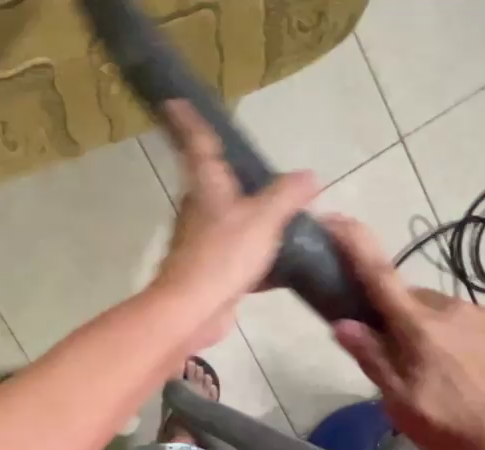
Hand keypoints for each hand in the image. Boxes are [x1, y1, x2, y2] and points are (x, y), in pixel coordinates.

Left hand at [151, 101, 318, 351]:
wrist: (193, 312)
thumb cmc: (222, 256)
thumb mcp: (264, 218)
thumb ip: (287, 195)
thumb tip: (309, 177)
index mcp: (208, 187)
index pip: (198, 144)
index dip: (188, 121)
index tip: (175, 102)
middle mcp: (200, 211)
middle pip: (218, 186)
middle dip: (236, 179)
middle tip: (262, 171)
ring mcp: (203, 244)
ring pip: (233, 224)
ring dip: (255, 222)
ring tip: (288, 218)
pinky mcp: (212, 275)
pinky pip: (241, 259)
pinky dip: (262, 259)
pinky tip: (287, 265)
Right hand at [322, 214, 484, 449]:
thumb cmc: (450, 428)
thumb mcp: (399, 401)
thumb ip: (372, 358)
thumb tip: (342, 323)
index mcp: (419, 325)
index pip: (379, 274)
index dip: (354, 245)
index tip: (335, 219)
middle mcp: (451, 309)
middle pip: (407, 300)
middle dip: (391, 317)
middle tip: (387, 358)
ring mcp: (482, 317)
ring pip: (436, 314)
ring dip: (422, 333)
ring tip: (428, 378)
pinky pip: (464, 326)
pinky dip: (449, 341)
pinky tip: (458, 377)